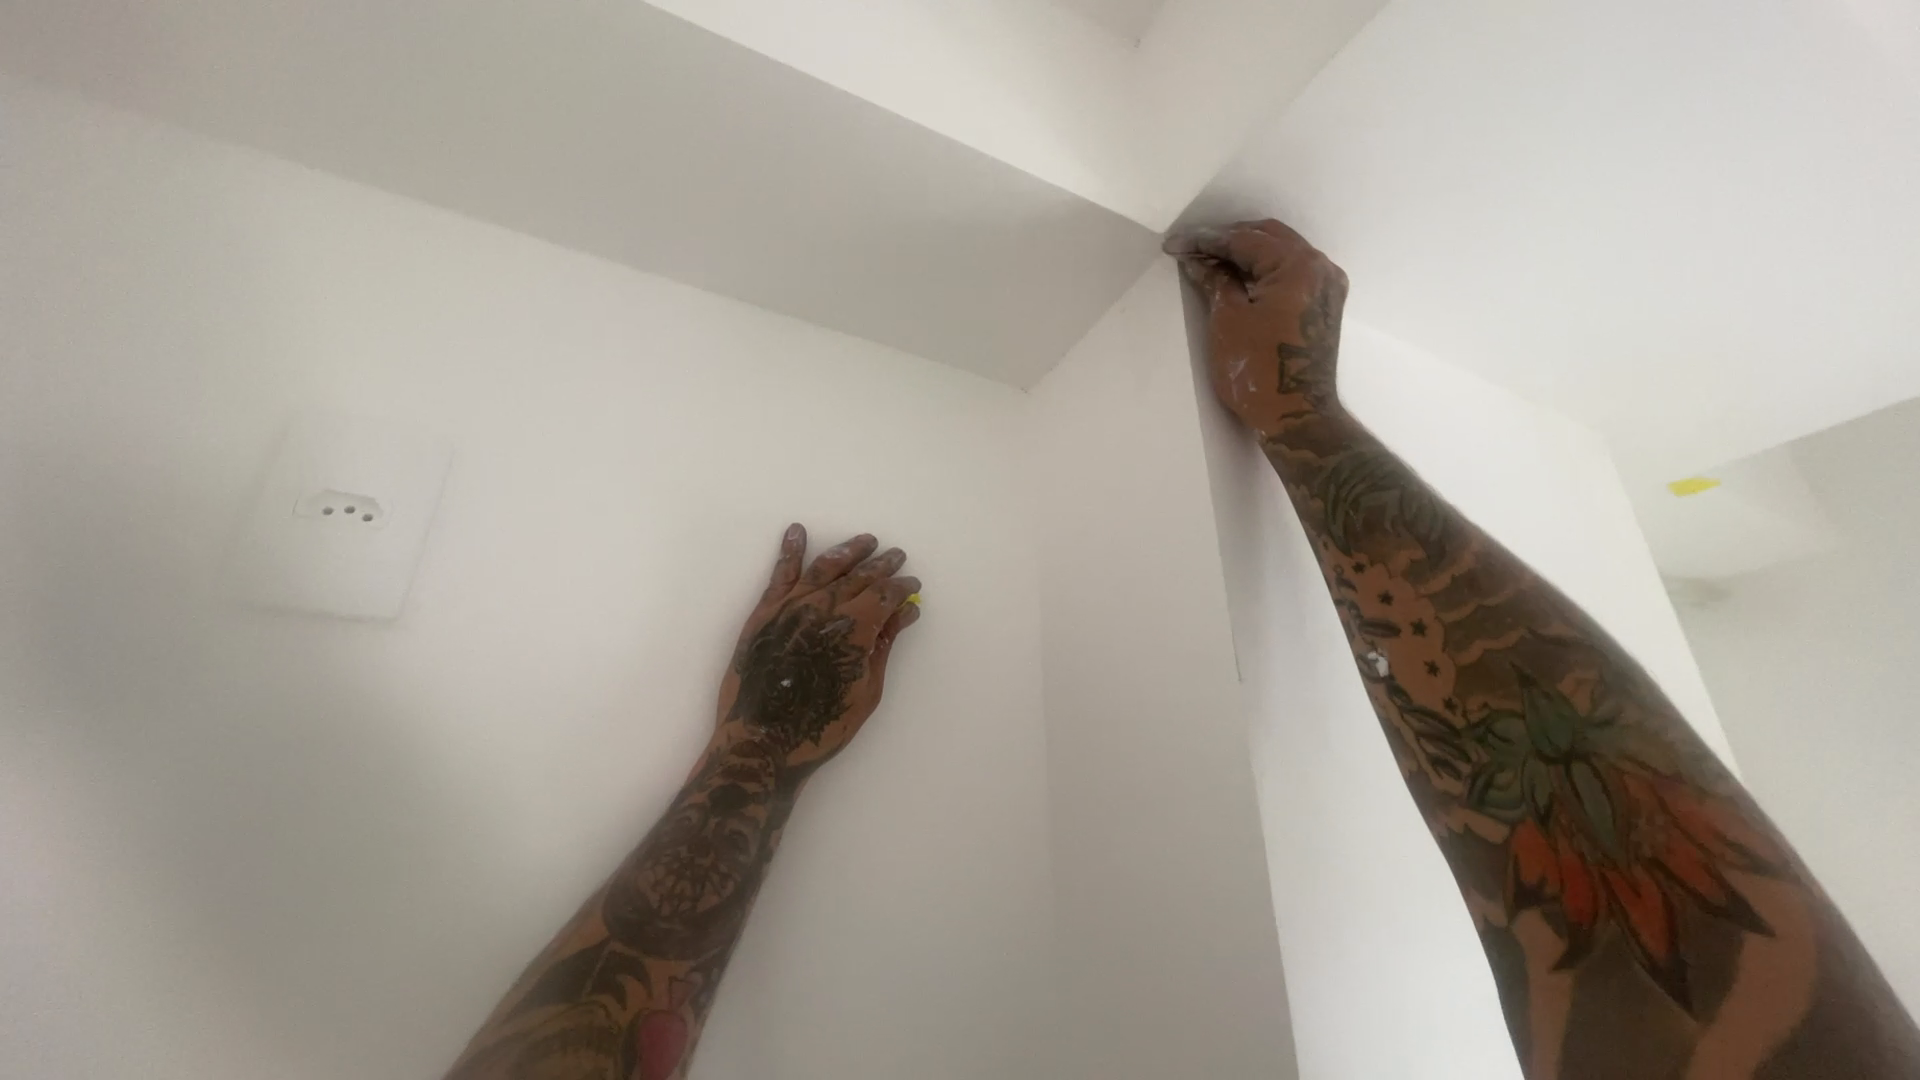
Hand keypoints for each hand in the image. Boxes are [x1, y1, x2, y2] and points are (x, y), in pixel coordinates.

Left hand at [714, 524, 920, 769]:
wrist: (763, 741)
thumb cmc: (823, 725)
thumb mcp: (867, 689)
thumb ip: (883, 646)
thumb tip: (903, 615)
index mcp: (853, 629)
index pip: (885, 595)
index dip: (902, 589)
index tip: (913, 587)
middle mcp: (824, 608)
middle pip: (860, 576)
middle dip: (883, 565)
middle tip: (897, 555)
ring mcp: (792, 606)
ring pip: (825, 567)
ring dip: (848, 550)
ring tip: (865, 540)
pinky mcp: (765, 611)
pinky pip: (780, 573)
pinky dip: (790, 550)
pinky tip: (797, 532)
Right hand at [1166, 219, 1349, 435]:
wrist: (1295, 415)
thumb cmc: (1258, 370)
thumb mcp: (1228, 321)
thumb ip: (1215, 282)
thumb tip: (1199, 261)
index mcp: (1298, 265)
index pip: (1245, 240)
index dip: (1206, 241)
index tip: (1174, 245)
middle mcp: (1320, 267)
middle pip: (1268, 238)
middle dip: (1228, 240)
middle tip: (1192, 250)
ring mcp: (1326, 287)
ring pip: (1281, 254)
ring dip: (1246, 254)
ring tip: (1210, 263)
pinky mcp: (1323, 306)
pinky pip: (1291, 274)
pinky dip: (1263, 271)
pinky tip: (1239, 279)